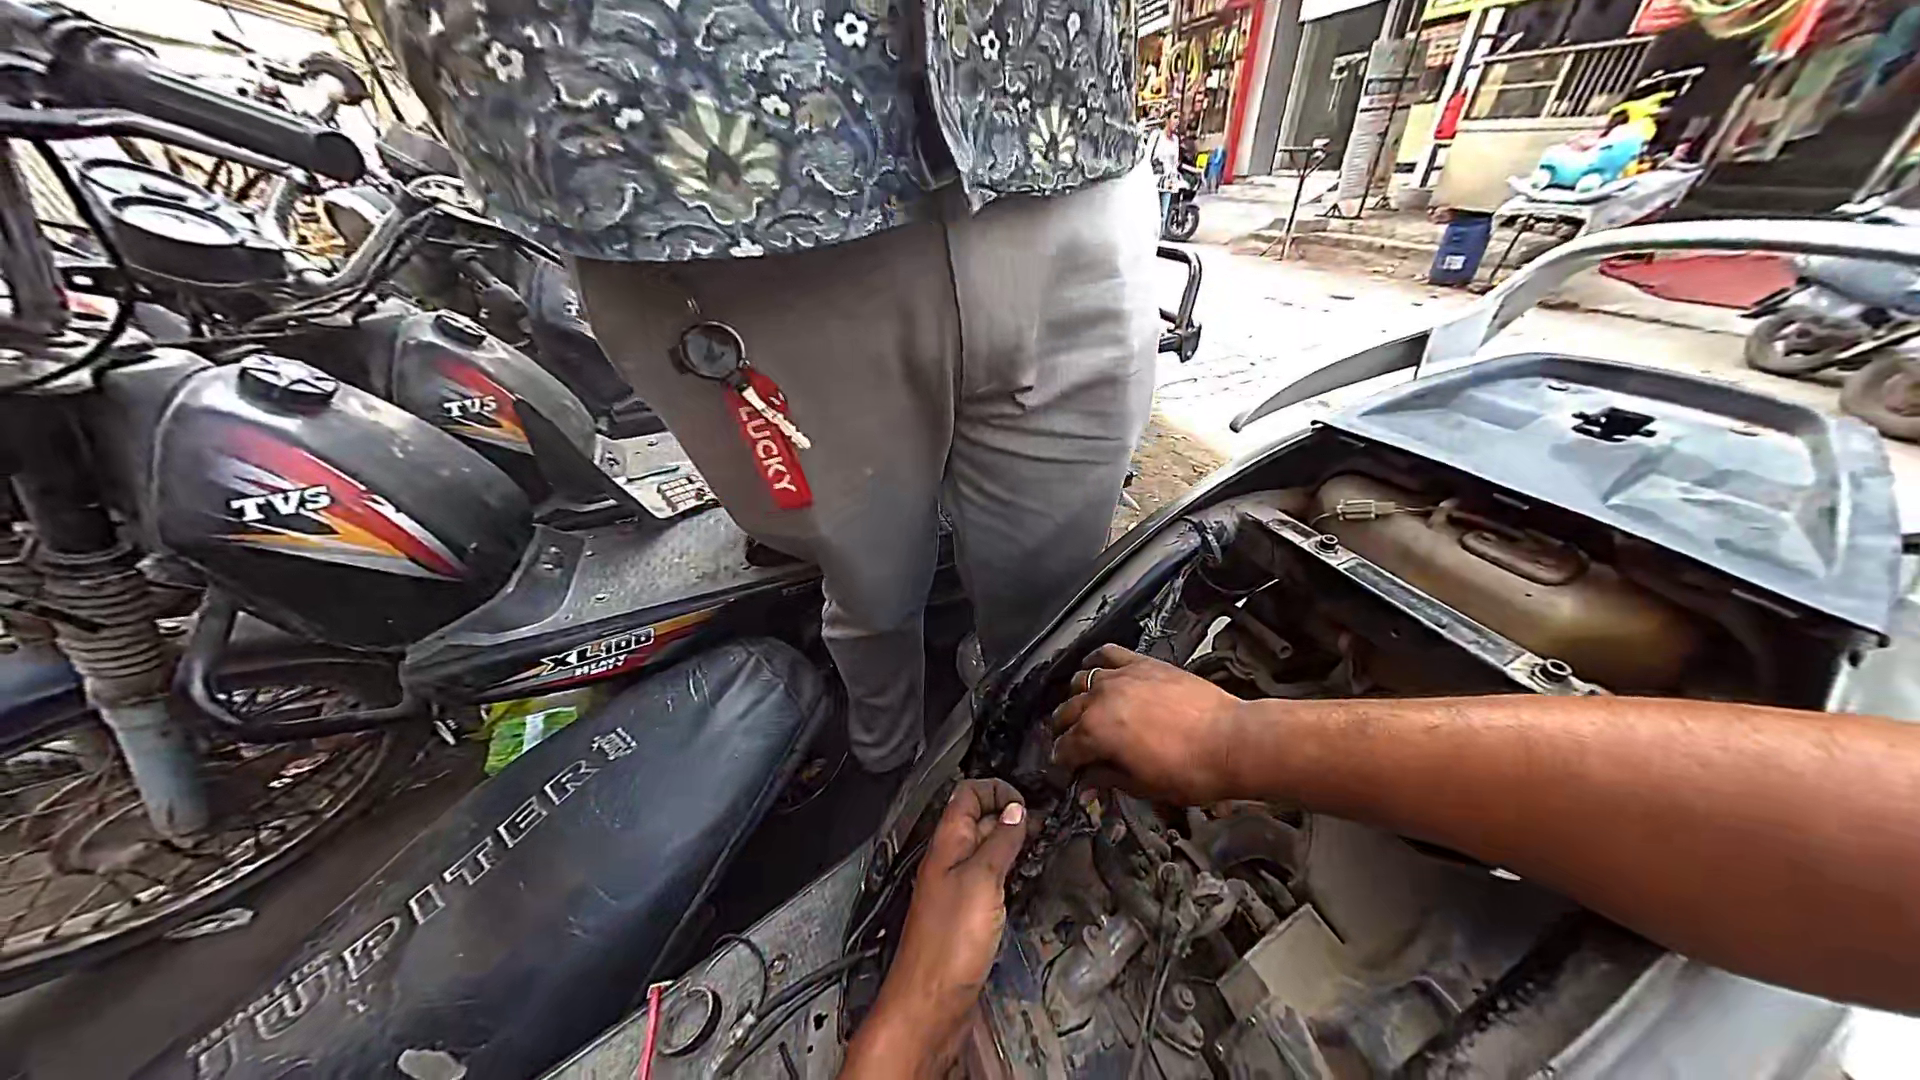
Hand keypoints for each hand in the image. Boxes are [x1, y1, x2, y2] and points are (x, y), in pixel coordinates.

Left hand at [851, 779, 1028, 1075]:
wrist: (930, 1004)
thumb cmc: (950, 942)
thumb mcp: (982, 880)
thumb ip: (1000, 842)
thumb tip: (1016, 809)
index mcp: (947, 842)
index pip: (967, 793)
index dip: (996, 789)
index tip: (1024, 802)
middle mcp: (949, 858)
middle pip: (978, 818)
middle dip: (1009, 813)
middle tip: (1040, 825)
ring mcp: (956, 885)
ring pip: (985, 848)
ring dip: (1010, 841)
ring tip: (1037, 845)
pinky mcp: (966, 912)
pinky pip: (988, 877)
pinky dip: (1007, 870)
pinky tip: (1023, 878)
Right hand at [1050, 644, 1247, 804]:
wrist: (1232, 742)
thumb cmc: (1193, 768)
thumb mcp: (1142, 786)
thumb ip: (1106, 779)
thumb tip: (1088, 782)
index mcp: (1095, 732)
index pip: (1065, 747)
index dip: (1063, 763)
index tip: (1068, 770)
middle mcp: (1100, 699)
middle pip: (1066, 713)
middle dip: (1064, 732)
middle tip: (1072, 745)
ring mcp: (1120, 677)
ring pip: (1081, 682)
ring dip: (1077, 699)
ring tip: (1084, 710)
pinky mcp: (1141, 664)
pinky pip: (1108, 653)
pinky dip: (1096, 661)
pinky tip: (1096, 669)